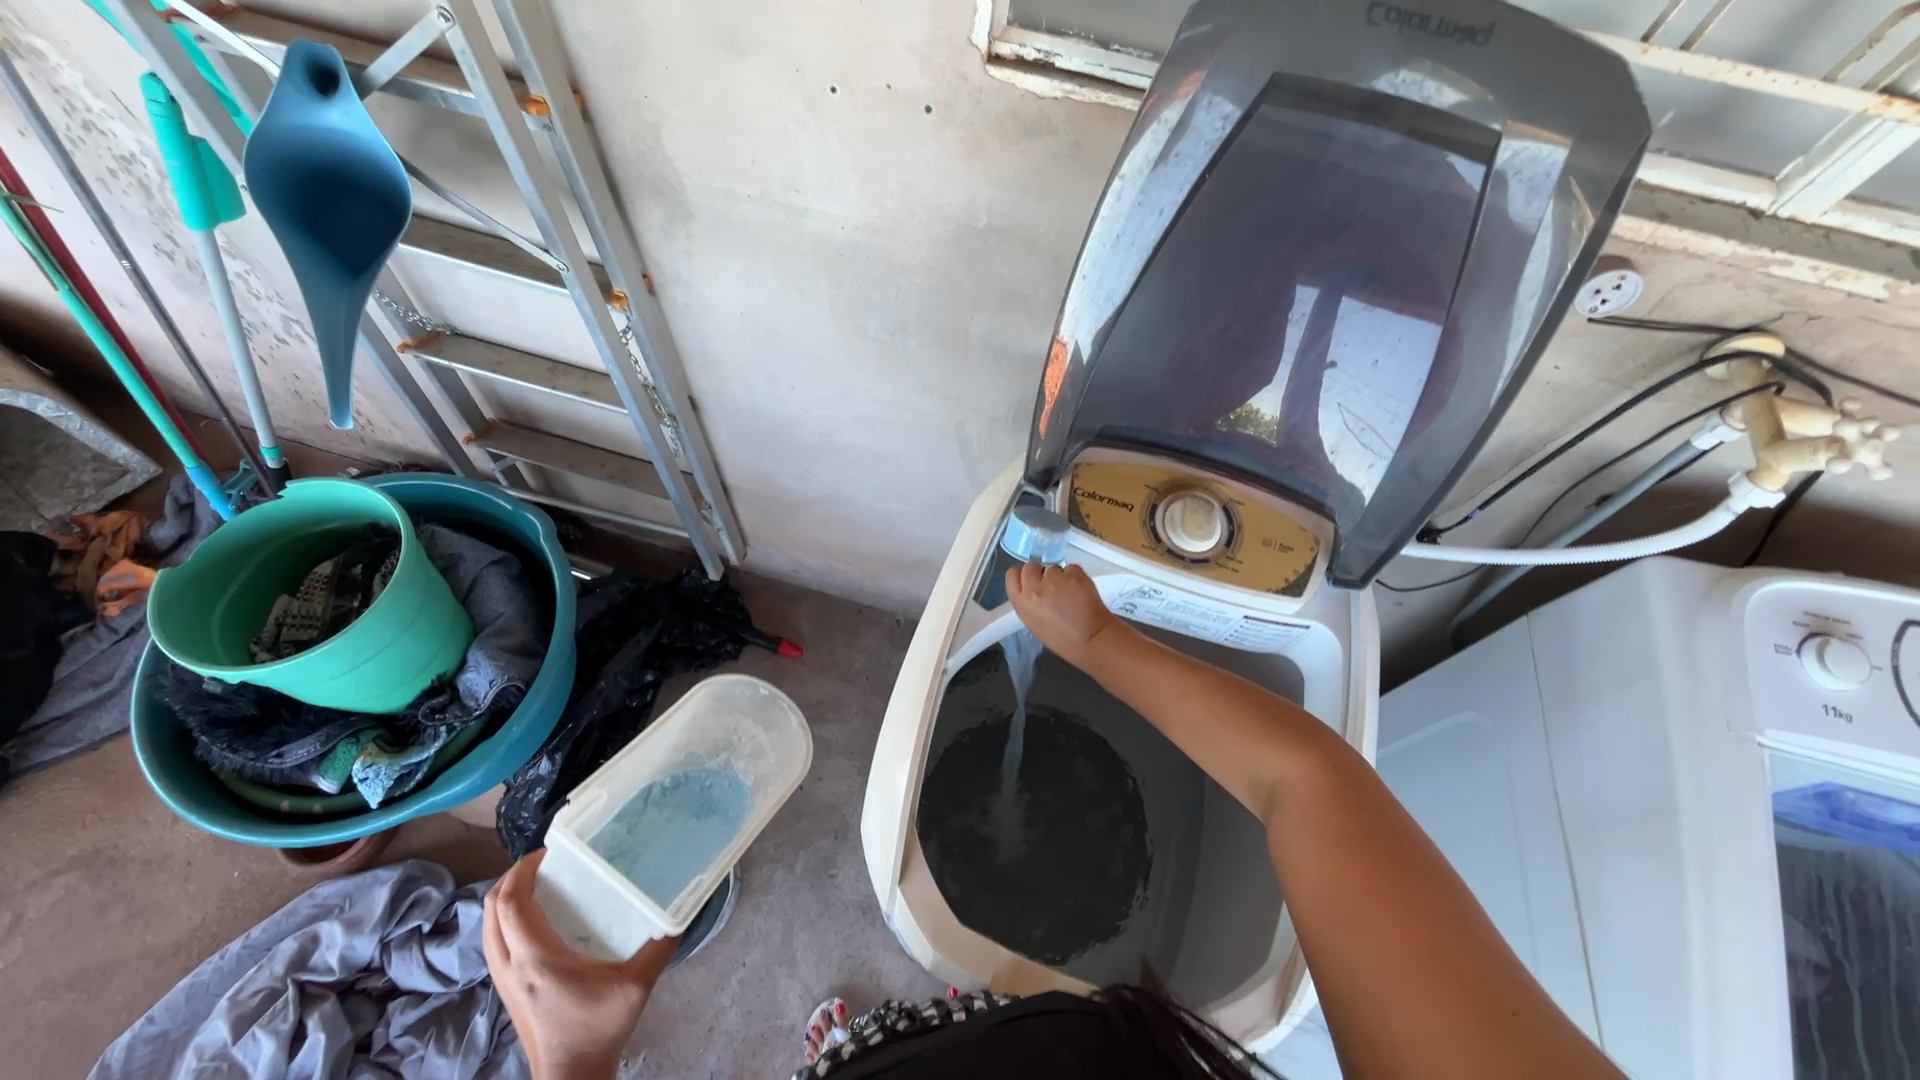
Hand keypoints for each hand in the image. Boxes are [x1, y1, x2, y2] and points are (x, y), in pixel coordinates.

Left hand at [484, 849, 679, 1079]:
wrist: (571, 1077)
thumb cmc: (598, 1028)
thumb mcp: (637, 985)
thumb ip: (660, 945)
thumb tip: (680, 913)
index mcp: (536, 957)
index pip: (511, 902)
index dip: (523, 870)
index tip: (550, 851)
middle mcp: (511, 964)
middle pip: (492, 909)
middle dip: (512, 878)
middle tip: (545, 862)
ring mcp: (503, 980)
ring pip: (488, 927)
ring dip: (506, 900)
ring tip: (538, 884)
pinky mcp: (506, 991)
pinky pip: (494, 943)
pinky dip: (506, 921)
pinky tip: (535, 920)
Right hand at [1005, 561, 1128, 666]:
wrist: (1090, 640)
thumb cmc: (1061, 638)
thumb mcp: (1033, 621)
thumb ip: (1028, 601)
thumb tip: (1034, 587)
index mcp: (1021, 602)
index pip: (1013, 574)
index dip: (1024, 575)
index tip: (1033, 580)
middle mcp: (1034, 587)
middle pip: (1031, 566)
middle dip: (1041, 573)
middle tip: (1052, 586)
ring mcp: (1055, 579)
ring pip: (1053, 567)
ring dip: (1060, 576)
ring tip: (1069, 592)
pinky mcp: (1074, 574)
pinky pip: (1071, 568)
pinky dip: (1075, 576)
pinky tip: (1080, 590)